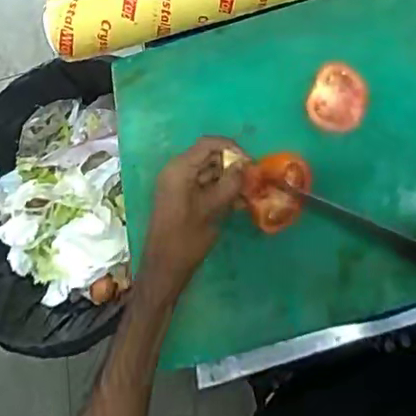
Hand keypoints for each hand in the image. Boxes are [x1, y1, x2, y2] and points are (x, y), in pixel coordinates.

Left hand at [141, 136, 245, 288]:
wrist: (163, 271)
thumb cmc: (185, 240)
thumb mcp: (212, 209)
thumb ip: (230, 184)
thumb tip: (245, 166)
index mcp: (179, 169)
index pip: (209, 144)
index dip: (232, 147)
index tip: (250, 162)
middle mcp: (176, 170)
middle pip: (209, 155)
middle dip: (232, 164)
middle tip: (252, 178)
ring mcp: (178, 184)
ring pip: (208, 170)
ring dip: (228, 178)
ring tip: (248, 192)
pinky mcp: (181, 196)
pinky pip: (204, 184)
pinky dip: (220, 189)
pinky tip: (237, 202)